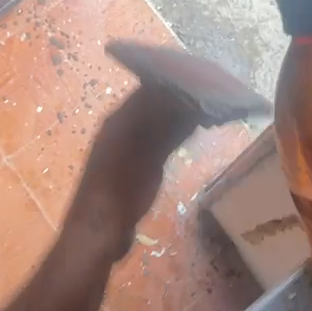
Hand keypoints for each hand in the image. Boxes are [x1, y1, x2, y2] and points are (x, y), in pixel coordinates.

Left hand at [61, 87, 197, 266]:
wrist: (99, 232)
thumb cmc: (119, 191)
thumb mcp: (145, 158)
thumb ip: (165, 128)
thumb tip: (187, 101)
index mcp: (118, 120)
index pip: (149, 90)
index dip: (173, 83)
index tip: (201, 78)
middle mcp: (121, 128)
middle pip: (154, 105)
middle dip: (180, 98)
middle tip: (212, 94)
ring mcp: (127, 146)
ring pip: (157, 121)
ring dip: (179, 114)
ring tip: (208, 109)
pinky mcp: (135, 164)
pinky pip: (157, 139)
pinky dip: (174, 132)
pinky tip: (192, 131)